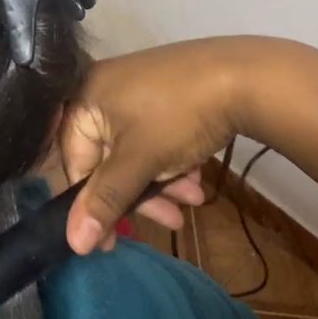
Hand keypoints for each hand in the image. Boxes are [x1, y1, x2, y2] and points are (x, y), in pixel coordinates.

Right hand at [60, 36, 307, 253]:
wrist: (243, 75)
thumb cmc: (177, 116)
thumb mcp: (139, 161)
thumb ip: (105, 201)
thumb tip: (73, 244)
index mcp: (85, 98)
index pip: (76, 162)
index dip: (93, 204)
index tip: (113, 242)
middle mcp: (103, 89)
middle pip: (108, 157)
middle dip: (140, 193)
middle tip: (169, 221)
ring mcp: (134, 88)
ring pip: (135, 150)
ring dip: (162, 181)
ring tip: (193, 199)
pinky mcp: (162, 91)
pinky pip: (153, 134)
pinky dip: (171, 159)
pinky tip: (196, 176)